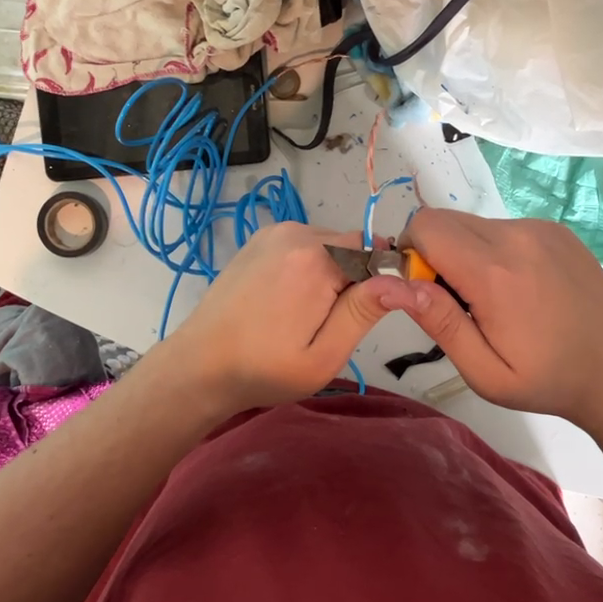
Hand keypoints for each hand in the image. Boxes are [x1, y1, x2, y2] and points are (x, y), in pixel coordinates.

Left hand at [164, 222, 414, 413]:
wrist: (200, 365)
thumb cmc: (265, 369)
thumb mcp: (324, 354)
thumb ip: (363, 312)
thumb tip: (402, 279)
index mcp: (316, 257)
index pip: (375, 251)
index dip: (378, 282)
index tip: (361, 316)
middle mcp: (295, 232)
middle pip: (350, 245)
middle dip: (351, 278)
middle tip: (327, 323)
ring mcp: (273, 233)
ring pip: (327, 244)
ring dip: (329, 273)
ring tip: (303, 315)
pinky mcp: (258, 241)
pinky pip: (302, 245)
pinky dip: (306, 268)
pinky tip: (287, 301)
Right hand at [392, 209, 602, 421]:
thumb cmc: (547, 380)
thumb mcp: (484, 371)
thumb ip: (438, 322)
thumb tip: (391, 285)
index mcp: (495, 273)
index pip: (425, 228)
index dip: (410, 254)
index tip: (424, 292)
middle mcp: (517, 237)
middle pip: (444, 220)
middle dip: (433, 253)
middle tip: (456, 300)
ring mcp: (540, 229)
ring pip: (473, 224)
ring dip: (465, 253)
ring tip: (492, 300)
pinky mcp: (556, 230)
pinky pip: (503, 228)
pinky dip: (494, 251)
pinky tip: (519, 289)